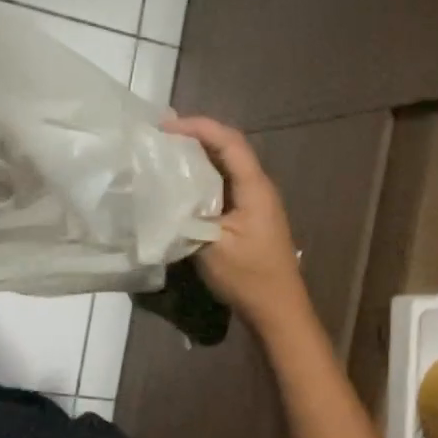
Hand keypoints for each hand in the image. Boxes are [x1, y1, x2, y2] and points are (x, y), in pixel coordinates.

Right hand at [164, 116, 312, 332]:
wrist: (277, 310)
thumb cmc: (248, 277)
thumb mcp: (211, 246)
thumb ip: (186, 217)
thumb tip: (159, 196)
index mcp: (254, 187)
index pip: (228, 142)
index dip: (198, 127)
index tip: (165, 127)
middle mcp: (259, 188)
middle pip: (228, 149)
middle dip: (195, 137)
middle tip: (160, 137)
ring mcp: (256, 203)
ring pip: (226, 168)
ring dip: (198, 158)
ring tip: (166, 156)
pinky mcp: (250, 218)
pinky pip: (225, 187)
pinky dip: (203, 180)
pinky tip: (182, 189)